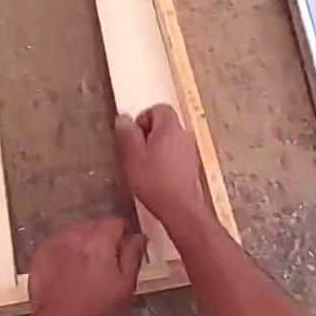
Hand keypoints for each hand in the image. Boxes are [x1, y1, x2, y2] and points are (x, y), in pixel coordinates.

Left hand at [26, 218, 145, 315]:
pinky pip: (58, 245)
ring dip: (83, 245)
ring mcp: (54, 243)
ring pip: (75, 234)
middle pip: (95, 226)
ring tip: (85, 270)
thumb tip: (138, 237)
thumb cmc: (97, 311)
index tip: (125, 249)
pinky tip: (68, 273)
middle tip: (106, 264)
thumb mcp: (126, 286)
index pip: (116, 222)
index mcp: (99, 239)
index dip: (124, 234)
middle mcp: (75, 235)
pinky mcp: (40, 254)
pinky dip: (65, 253)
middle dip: (103, 239)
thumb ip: (133, 255)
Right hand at [113, 105, 210, 229]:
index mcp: (169, 127)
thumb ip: (126, 133)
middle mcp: (184, 134)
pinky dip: (165, 160)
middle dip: (148, 134)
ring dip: (157, 148)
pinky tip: (156, 176)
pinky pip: (175, 154)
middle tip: (136, 152)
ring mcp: (190, 150)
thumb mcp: (131, 155)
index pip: (158, 108)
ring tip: (145, 166)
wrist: (179, 207)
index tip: (133, 136)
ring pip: (170, 140)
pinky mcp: (192, 165)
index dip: (142, 119)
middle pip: (164, 124)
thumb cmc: (154, 181)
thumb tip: (123, 119)